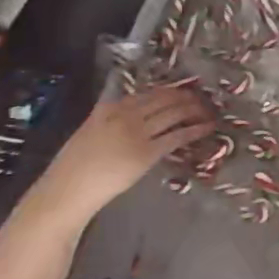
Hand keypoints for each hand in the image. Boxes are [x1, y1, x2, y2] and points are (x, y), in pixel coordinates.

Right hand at [29, 87, 213, 220]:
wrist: (69, 187)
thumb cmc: (76, 164)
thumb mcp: (90, 131)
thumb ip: (110, 118)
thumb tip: (129, 111)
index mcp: (108, 109)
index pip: (145, 93)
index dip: (168, 91)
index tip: (182, 91)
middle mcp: (124, 116)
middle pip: (164, 100)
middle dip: (186, 97)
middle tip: (201, 98)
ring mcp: (137, 133)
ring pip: (174, 114)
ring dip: (195, 110)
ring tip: (209, 110)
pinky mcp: (148, 152)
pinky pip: (178, 136)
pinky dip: (196, 129)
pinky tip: (208, 128)